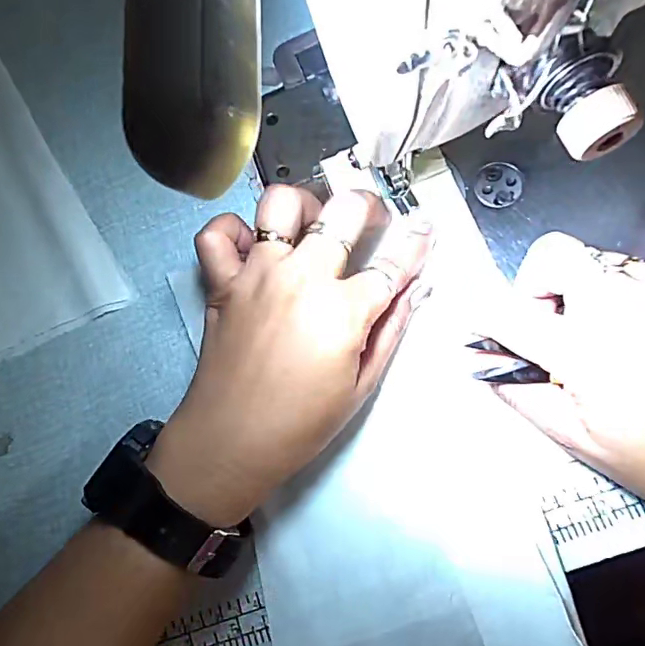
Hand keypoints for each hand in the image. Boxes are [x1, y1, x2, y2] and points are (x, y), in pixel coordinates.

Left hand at [147, 186, 434, 527]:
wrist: (232, 442)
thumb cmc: (300, 424)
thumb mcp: (362, 385)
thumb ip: (389, 331)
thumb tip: (410, 294)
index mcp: (344, 310)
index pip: (392, 264)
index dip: (416, 243)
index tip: (425, 228)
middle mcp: (303, 279)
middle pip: (344, 213)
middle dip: (370, 206)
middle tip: (374, 219)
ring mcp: (259, 275)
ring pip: (281, 203)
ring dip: (305, 204)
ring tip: (314, 222)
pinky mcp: (223, 283)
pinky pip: (219, 233)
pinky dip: (234, 229)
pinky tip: (255, 245)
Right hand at [475, 232, 644, 581]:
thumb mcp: (589, 444)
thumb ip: (529, 397)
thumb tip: (490, 370)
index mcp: (584, 348)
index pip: (507, 305)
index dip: (492, 313)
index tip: (497, 326)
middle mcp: (624, 302)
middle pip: (559, 254)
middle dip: (545, 282)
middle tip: (563, 324)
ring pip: (617, 270)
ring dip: (608, 300)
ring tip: (639, 352)